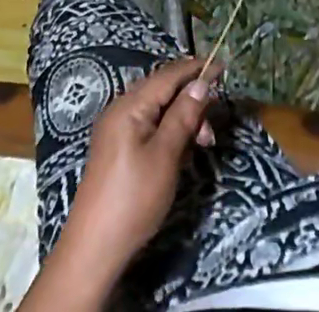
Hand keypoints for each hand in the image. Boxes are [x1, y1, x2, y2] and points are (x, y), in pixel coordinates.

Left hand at [43, 59, 220, 306]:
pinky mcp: (119, 149)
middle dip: (192, 100)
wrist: (94, 251)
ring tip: (202, 144)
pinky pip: (151, 126)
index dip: (197, 69)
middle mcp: (121, 110)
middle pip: (164, 90)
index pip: (169, 74)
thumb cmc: (134, 198)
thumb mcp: (166, 154)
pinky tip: (182, 151)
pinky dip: (170, 132)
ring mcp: (118, 130)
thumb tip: (203, 82)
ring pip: (160, 110)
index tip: (224, 68)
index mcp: (129, 106)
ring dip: (184, 119)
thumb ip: (185, 114)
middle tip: (212, 124)